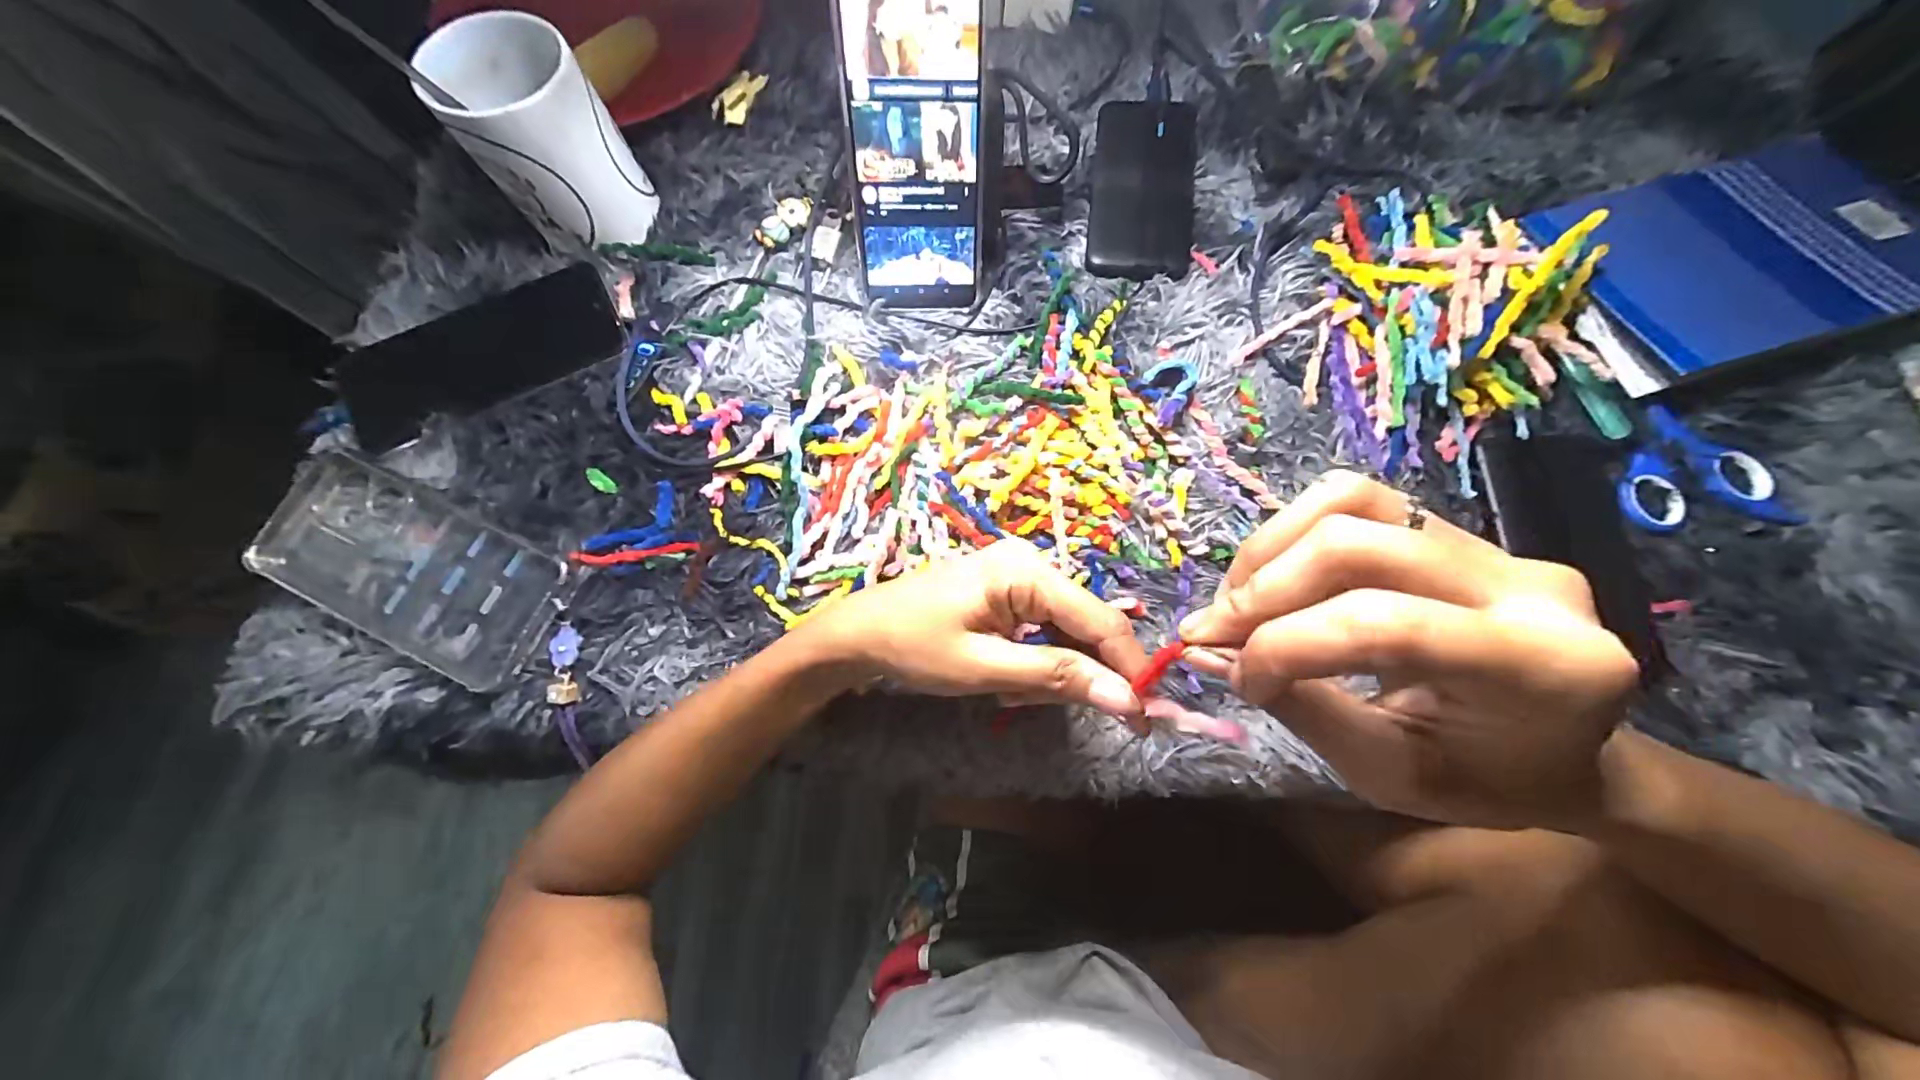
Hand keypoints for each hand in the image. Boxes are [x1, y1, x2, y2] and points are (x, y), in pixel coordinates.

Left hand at [801, 538, 1150, 720]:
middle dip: (1077, 673)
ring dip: (1052, 671)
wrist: (860, 633)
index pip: (1101, 620)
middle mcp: (1031, 563)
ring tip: (1007, 694)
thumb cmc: (914, 646)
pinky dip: (1036, 661)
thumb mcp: (985, 668)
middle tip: (1035, 706)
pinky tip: (1005, 679)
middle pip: (1086, 625)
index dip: (1128, 669)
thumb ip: (1057, 678)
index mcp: (1027, 570)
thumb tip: (1128, 700)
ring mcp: (1020, 575)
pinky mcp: (1010, 591)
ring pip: (1067, 632)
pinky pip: (1045, 629)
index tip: (1145, 719)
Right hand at [1179, 471, 1639, 829]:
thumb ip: (1300, 707)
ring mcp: (1491, 545)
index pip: (1386, 624)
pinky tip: (1271, 578)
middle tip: (1213, 632)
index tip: (1239, 678)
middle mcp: (1527, 583)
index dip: (1289, 644)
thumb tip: (1212, 654)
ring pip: (1350, 502)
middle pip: (1358, 543)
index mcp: (1541, 666)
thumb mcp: (1387, 772)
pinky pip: (1355, 502)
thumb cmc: (1484, 782)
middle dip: (1265, 589)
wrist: (1566, 755)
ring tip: (1237, 602)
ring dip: (1269, 549)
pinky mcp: (1453, 528)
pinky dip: (1290, 534)